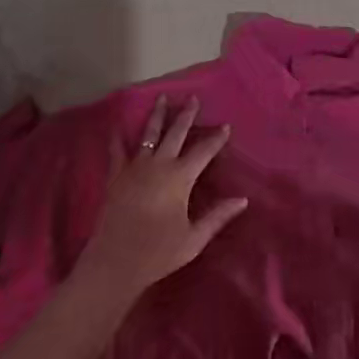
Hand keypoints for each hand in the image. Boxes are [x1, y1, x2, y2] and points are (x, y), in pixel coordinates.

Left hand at [75, 95, 248, 295]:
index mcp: (180, 177)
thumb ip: (217, 217)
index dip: (216, 138)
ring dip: (158, 114)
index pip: (203, 152)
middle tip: (193, 98)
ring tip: (162, 97)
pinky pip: (117, 149)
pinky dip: (117, 136)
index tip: (226, 125)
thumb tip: (243, 200)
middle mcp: (159, 164)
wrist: (116, 261)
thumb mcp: (194, 239)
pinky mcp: (116, 174)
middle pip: (176, 132)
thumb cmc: (158, 252)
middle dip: (186, 115)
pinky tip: (117, 125)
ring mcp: (135, 166)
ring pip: (149, 132)